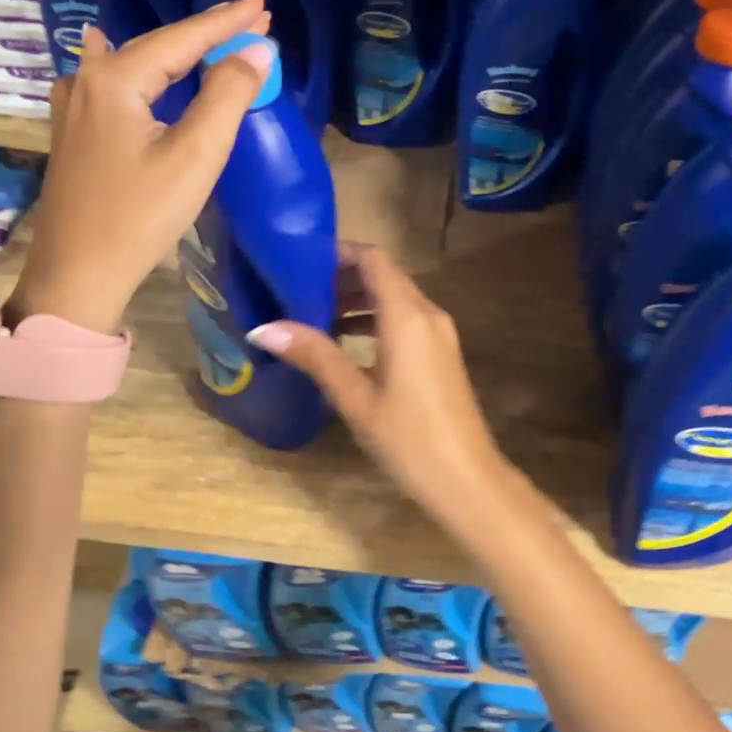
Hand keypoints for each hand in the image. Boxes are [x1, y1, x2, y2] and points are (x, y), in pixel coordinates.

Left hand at [9, 0, 273, 332]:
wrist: (78, 273)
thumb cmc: (141, 215)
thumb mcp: (196, 155)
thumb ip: (228, 95)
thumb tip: (258, 50)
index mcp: (116, 80)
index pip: (184, 38)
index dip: (226, 21)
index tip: (263, 3)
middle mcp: (88, 81)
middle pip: (158, 45)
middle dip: (207, 33)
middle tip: (252, 20)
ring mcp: (75, 106)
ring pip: (135, 62)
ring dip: (178, 50)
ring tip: (213, 37)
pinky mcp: (75, 130)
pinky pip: (115, 81)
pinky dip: (143, 68)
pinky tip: (112, 48)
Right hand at [244, 245, 512, 518]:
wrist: (467, 479)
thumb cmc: (410, 438)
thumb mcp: (356, 398)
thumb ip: (316, 356)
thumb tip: (264, 328)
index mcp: (407, 316)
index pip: (373, 259)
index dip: (339, 252)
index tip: (299, 259)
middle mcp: (428, 314)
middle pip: (384, 275)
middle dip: (343, 276)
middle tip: (297, 288)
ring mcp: (440, 333)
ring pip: (396, 298)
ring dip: (358, 299)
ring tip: (313, 314)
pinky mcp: (442, 353)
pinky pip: (406, 319)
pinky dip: (376, 319)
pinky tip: (346, 340)